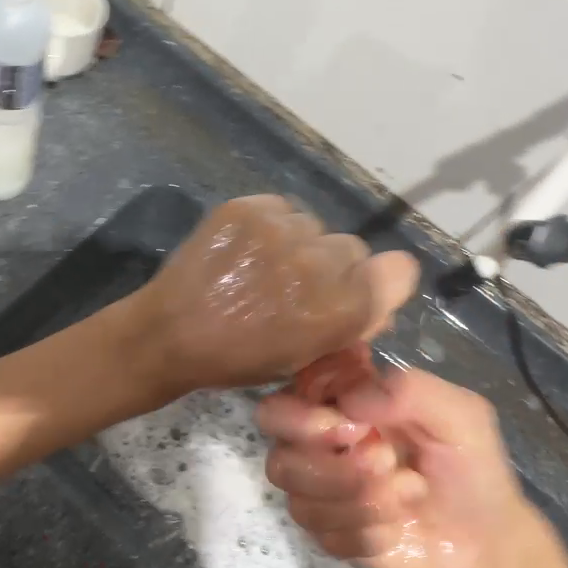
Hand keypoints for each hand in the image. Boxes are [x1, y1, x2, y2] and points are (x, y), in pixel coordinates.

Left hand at [128, 195, 418, 393]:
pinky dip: (267, 226)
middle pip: (351, 249)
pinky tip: (242, 252)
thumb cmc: (236, 359)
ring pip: (313, 226)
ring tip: (259, 270)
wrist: (169, 336)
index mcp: (342, 309)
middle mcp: (320, 263)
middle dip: (329, 267)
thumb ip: (348, 329)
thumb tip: (377, 306)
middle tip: (291, 288)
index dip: (374, 283)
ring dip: (296, 245)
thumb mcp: (303, 358)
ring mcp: (281, 230)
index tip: (348, 292)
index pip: (398, 271)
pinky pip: (279, 208)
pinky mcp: (248, 208)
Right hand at [257, 366, 553, 567]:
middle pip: (278, 455)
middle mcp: (315, 447)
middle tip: (385, 463)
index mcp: (337, 406)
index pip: (283, 401)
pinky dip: (369, 533)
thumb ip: (409, 390)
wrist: (486, 538)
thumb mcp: (460, 414)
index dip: (305, 416)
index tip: (356, 425)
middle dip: (330, 468)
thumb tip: (350, 401)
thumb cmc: (469, 465)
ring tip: (409, 491)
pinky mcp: (326, 535)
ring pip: (299, 500)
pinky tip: (398, 527)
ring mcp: (317, 494)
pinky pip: (325, 536)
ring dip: (361, 501)